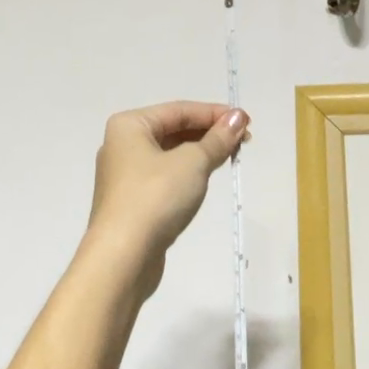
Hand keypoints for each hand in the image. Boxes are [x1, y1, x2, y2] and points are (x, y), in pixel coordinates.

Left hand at [85, 101, 248, 289]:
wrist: (122, 258)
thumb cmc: (155, 198)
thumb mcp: (193, 163)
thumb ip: (217, 139)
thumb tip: (238, 117)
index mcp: (129, 126)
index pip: (179, 110)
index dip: (215, 113)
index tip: (246, 121)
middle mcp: (122, 145)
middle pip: (174, 130)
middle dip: (209, 133)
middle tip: (243, 141)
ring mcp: (124, 176)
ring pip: (170, 155)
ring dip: (200, 153)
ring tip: (230, 157)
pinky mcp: (131, 202)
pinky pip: (164, 177)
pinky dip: (187, 174)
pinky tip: (205, 180)